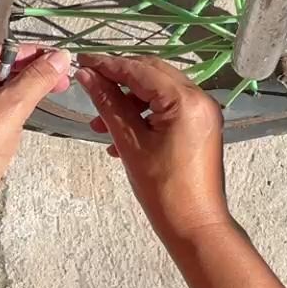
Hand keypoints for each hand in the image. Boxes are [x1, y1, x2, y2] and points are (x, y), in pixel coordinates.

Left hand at [0, 46, 72, 212]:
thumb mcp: (11, 109)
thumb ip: (36, 80)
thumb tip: (59, 56)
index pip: (3, 51)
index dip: (35, 55)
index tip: (62, 64)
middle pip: (0, 69)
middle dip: (31, 75)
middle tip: (61, 85)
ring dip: (21, 94)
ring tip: (45, 100)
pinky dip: (8, 111)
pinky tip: (21, 121)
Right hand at [75, 54, 230, 242]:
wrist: (195, 226)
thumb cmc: (163, 190)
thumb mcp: (129, 142)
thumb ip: (108, 103)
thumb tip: (87, 76)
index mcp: (185, 100)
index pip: (139, 70)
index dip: (108, 65)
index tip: (82, 61)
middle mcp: (199, 98)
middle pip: (151, 74)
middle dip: (118, 79)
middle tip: (89, 85)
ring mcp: (203, 111)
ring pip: (158, 90)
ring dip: (128, 100)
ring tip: (100, 124)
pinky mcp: (201, 125)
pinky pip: (168, 107)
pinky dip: (143, 113)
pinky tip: (120, 136)